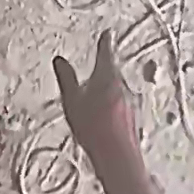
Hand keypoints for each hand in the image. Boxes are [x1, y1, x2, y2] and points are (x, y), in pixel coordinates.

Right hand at [53, 29, 139, 169]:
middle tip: (96, 65)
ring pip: (118, 88)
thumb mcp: (71, 99)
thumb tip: (60, 61)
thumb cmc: (95, 128)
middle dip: (104, 69)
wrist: (118, 159)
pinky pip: (121, 104)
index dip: (105, 42)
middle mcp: (123, 87)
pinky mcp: (133, 119)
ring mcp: (130, 104)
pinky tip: (103, 116)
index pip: (106, 53)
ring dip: (108, 88)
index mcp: (107, 77)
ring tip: (94, 95)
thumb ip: (66, 77)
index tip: (107, 34)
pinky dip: (112, 104)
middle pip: (113, 71)